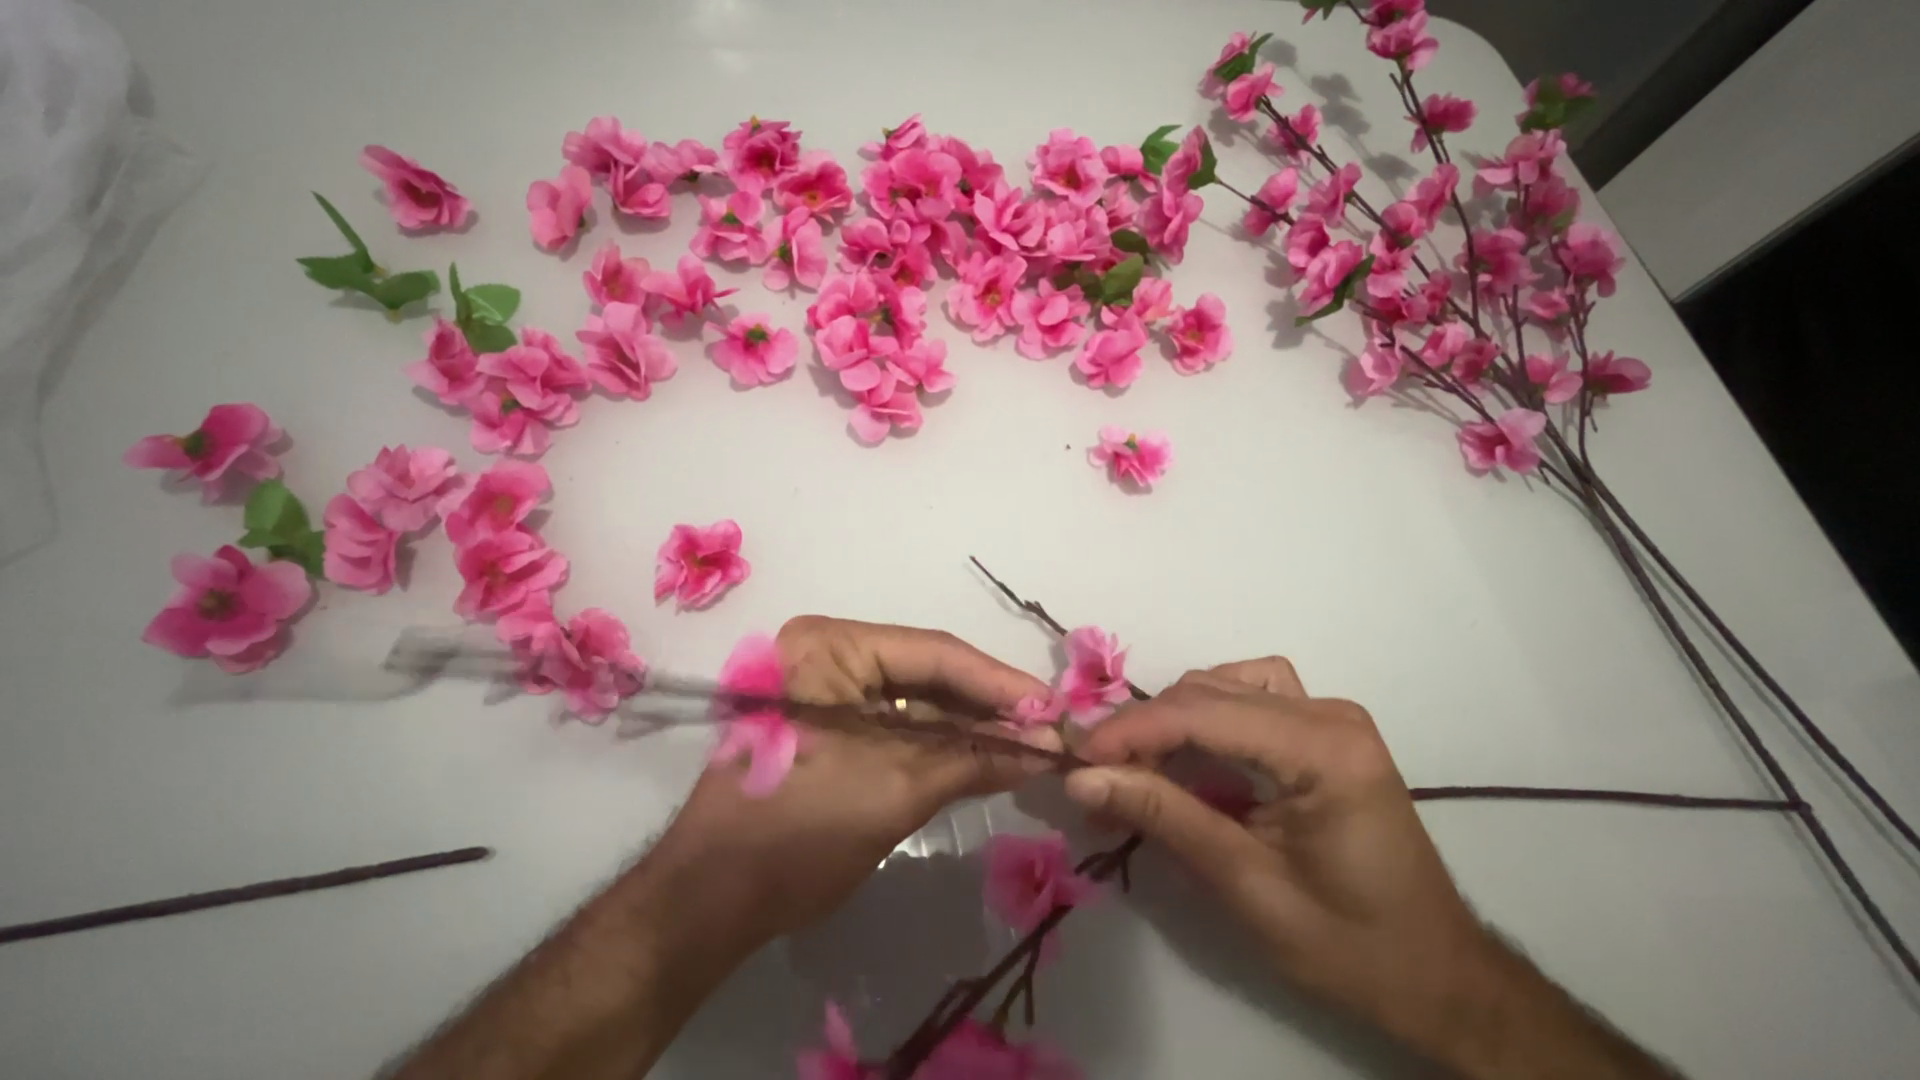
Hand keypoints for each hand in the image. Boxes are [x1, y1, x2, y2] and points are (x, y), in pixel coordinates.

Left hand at [658, 616, 1053, 945]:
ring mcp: (827, 695)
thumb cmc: (797, 832)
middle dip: (988, 707)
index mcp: (827, 647)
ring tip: (1031, 748)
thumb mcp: (894, 790)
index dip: (999, 683)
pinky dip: (943, 748)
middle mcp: (827, 658)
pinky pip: (900, 730)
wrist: (714, 903)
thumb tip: (1044, 747)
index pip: (932, 653)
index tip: (1055, 710)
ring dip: (971, 729)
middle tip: (1049, 733)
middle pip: (927, 675)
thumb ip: (973, 759)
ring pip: (918, 704)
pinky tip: (990, 761)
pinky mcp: (833, 732)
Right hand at [1063, 658, 1483, 1041]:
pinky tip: (1188, 754)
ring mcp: (1333, 718)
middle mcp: (1331, 715)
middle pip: (1211, 692)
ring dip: (1174, 718)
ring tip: (1137, 765)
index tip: (1075, 759)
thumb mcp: (1247, 885)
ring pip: (1227, 686)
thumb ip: (1166, 818)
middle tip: (1096, 774)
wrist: (1435, 973)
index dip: (1130, 730)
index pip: (1203, 715)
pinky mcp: (1327, 733)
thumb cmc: (1349, 944)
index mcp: (1324, 750)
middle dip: (1145, 727)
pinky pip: (1252, 699)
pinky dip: (1207, 717)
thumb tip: (1083, 778)